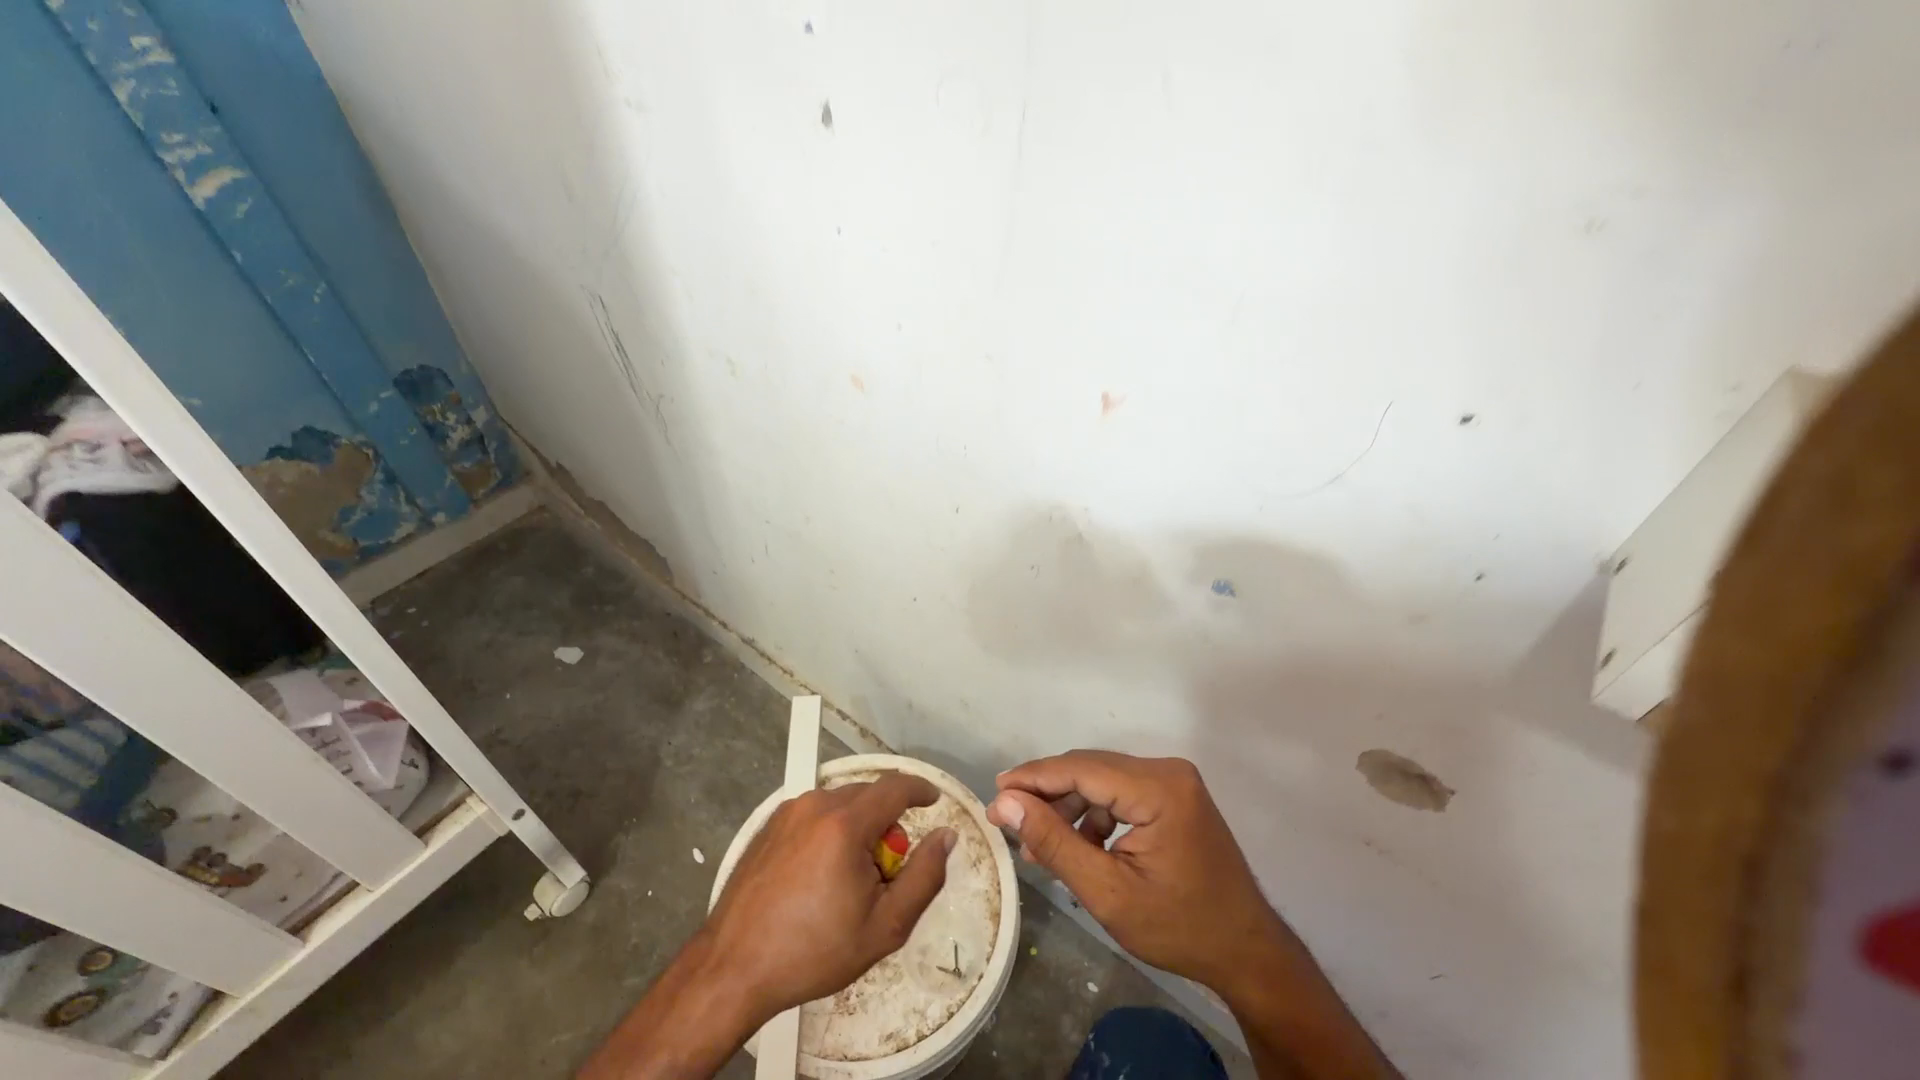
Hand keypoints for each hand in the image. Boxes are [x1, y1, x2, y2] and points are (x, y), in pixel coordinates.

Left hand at [705, 773, 956, 1020]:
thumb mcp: (885, 926)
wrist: (733, 969)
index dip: (920, 789)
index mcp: (844, 824)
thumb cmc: (813, 951)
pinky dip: (829, 833)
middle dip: (887, 823)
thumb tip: (945, 836)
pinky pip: (813, 816)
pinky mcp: (766, 828)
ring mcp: (785, 814)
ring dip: (857, 829)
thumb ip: (924, 876)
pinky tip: (819, 879)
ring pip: (839, 806)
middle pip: (867, 796)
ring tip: (849, 883)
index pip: (895, 787)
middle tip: (887, 874)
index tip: (934, 801)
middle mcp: (813, 806)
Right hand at [988, 751, 1398, 1079]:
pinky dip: (1094, 816)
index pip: (1080, 769)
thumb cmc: (1179, 926)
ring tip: (1040, 849)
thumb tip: (1006, 803)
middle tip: (1010, 824)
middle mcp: (1168, 772)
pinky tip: (1077, 849)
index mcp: (1158, 788)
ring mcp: (1175, 783)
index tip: (994, 796)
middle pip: (1090, 769)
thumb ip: (1055, 842)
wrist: (1245, 951)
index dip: (1033, 779)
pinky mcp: (1175, 798)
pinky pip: (1121, 794)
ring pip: (1102, 781)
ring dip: (1069, 809)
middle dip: (1047, 796)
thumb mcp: (1107, 891)